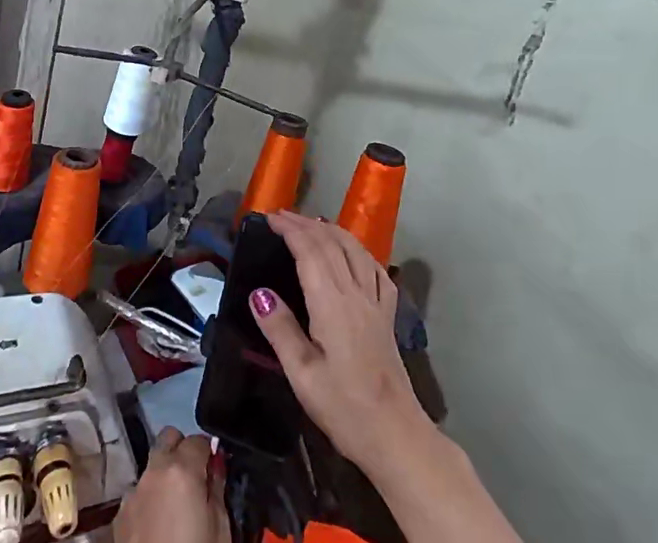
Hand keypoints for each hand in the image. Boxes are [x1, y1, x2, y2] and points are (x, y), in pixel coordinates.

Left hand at [113, 427, 227, 542]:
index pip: (198, 440)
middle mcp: (153, 471)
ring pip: (152, 465)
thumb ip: (218, 490)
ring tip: (181, 505)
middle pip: (167, 438)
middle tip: (199, 477)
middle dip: (183, 449)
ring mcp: (133, 490)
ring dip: (166, 474)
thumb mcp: (222, 530)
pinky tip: (162, 524)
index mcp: (181, 471)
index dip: (210, 450)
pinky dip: (152, 497)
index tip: (218, 465)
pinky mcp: (121, 512)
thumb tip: (217, 464)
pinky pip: (140, 491)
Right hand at [249, 211, 432, 474]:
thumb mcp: (301, 374)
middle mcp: (358, 298)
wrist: (399, 439)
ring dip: (332, 232)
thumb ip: (280, 329)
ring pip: (357, 253)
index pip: (312, 253)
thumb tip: (259, 292)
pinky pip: (374, 271)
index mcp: (334, 306)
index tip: (269, 219)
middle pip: (334, 246)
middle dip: (307, 224)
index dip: (291, 230)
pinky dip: (357, 251)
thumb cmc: (345, 408)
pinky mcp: (386, 319)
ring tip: (310, 224)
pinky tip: (350, 253)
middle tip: (280, 217)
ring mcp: (377, 307)